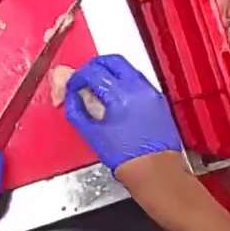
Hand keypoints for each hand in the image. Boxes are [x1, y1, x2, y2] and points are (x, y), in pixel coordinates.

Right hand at [63, 54, 183, 170]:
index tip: (73, 86)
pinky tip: (115, 99)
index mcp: (120, 96)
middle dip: (94, 67)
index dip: (78, 77)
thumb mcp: (91, 134)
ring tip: (98, 90)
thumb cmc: (127, 158)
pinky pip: (137, 80)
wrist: (154, 170)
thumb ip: (77, 110)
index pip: (93, 71)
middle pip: (112, 60)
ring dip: (109, 73)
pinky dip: (123, 82)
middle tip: (84, 79)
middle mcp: (139, 89)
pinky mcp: (158, 99)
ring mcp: (151, 92)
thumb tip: (71, 96)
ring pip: (126, 68)